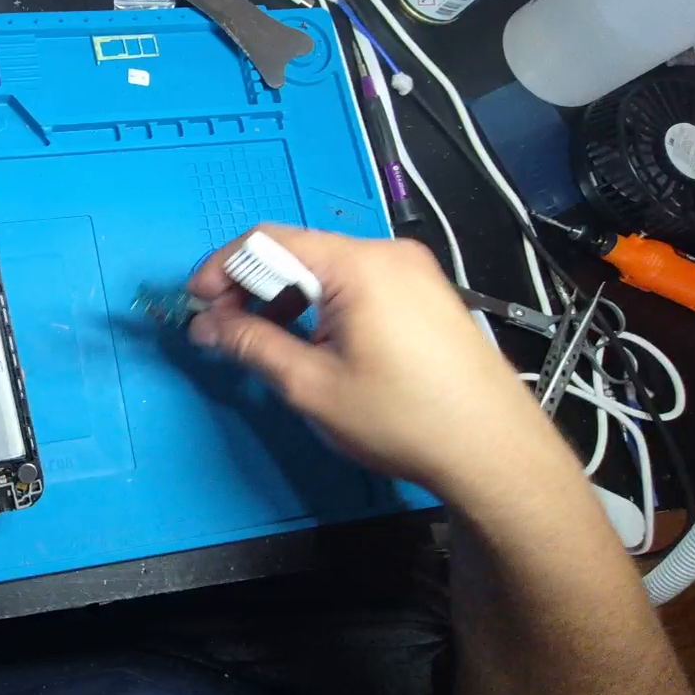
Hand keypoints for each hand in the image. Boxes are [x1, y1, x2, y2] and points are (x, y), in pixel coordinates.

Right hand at [186, 225, 564, 498]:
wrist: (495, 454)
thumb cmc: (402, 419)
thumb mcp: (310, 384)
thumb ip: (250, 344)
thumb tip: (205, 326)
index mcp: (358, 265)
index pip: (267, 240)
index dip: (222, 268)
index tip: (198, 304)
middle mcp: (387, 254)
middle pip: (295, 249)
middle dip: (250, 284)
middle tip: (225, 327)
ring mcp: (410, 271)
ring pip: (322, 267)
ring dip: (282, 295)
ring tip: (265, 339)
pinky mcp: (422, 293)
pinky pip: (352, 282)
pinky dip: (317, 302)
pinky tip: (311, 339)